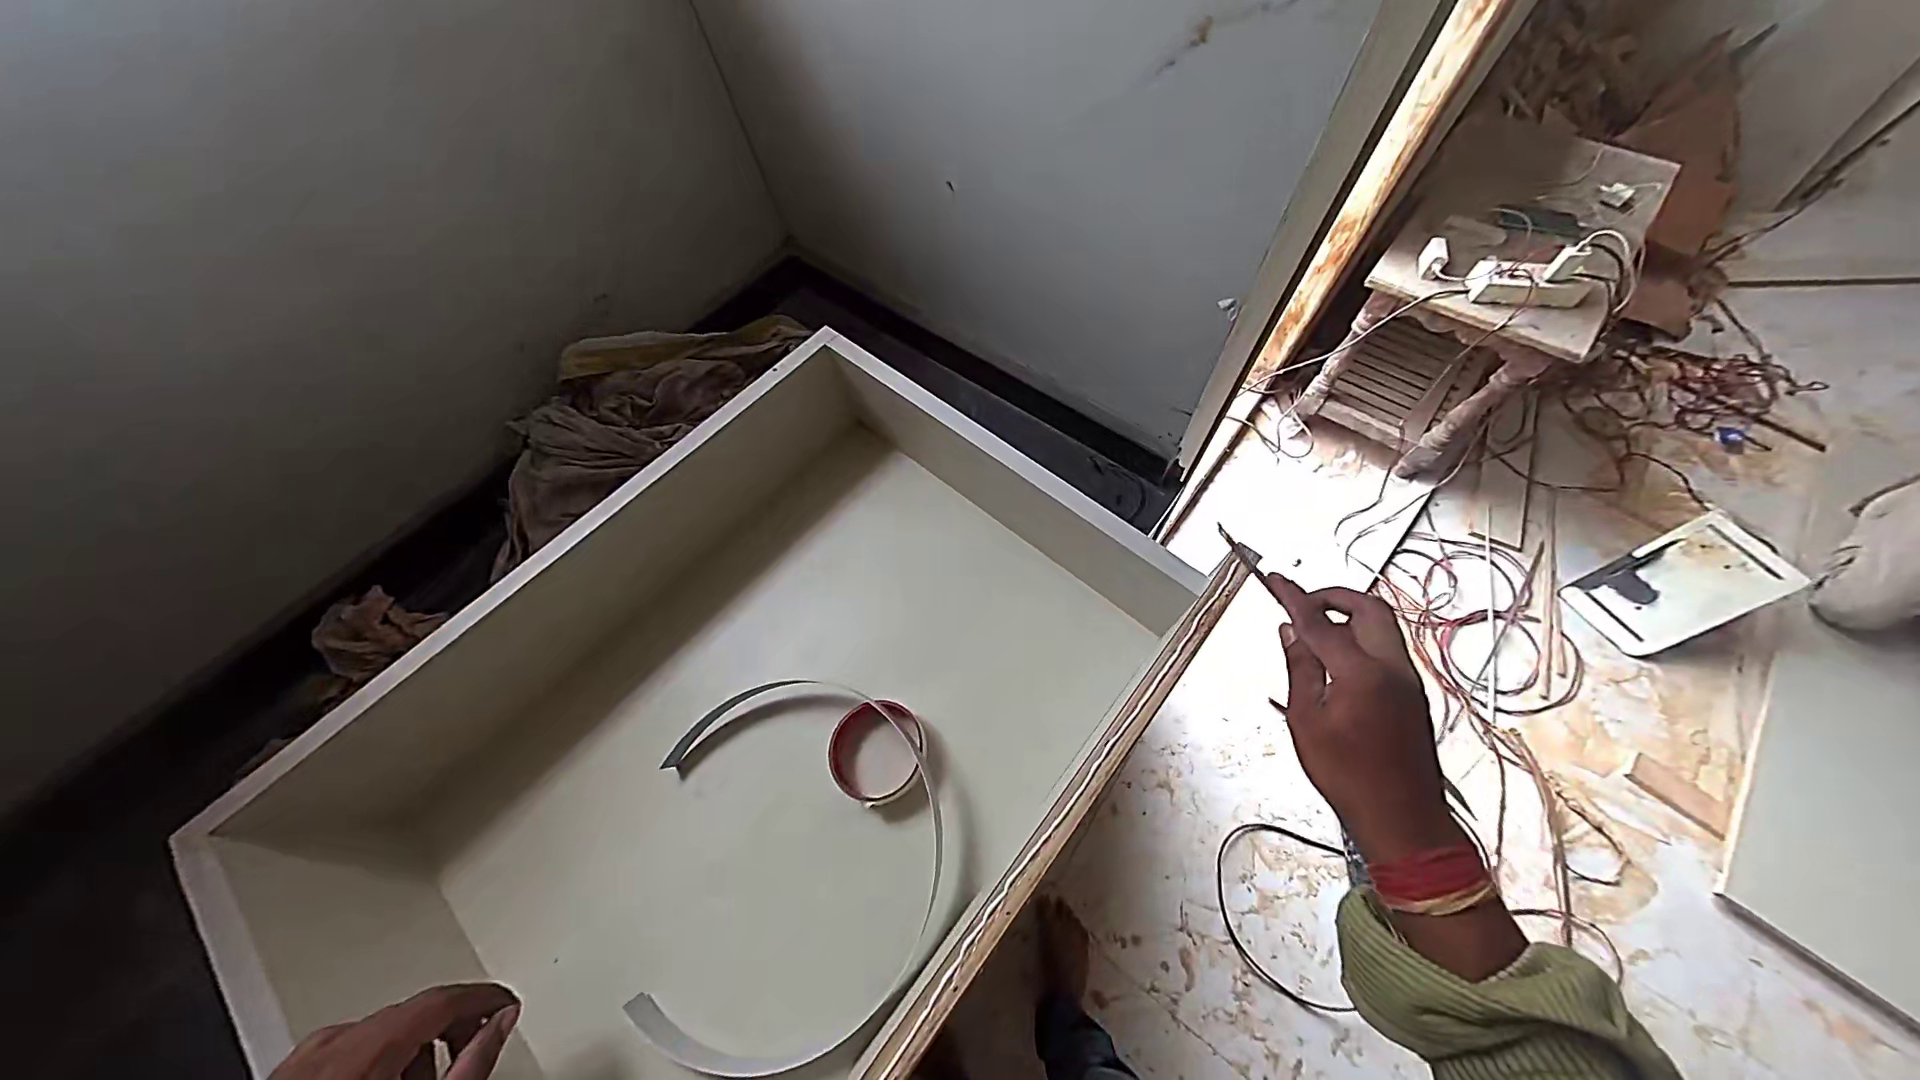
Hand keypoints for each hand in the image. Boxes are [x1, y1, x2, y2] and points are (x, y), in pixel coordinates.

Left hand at [270, 983, 520, 1079]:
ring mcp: (300, 1062)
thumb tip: (502, 1021)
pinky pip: (345, 1051)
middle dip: (452, 1026)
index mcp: (367, 1044)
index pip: (445, 997)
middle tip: (478, 1044)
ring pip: (379, 1032)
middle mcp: (331, 1043)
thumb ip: (470, 1062)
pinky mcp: (283, 1076)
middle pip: (414, 1012)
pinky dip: (376, 1061)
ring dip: (414, 1049)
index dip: (486, 998)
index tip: (506, 1005)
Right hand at [1266, 575, 1461, 862]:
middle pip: (1368, 607)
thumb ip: (1299, 667)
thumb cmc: (1349, 776)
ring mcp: (1409, 680)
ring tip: (1313, 632)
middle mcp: (1394, 669)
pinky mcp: (1413, 693)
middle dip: (1333, 596)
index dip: (1293, 597)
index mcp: (1363, 673)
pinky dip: (1359, 639)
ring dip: (1347, 617)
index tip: (1277, 581)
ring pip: (1381, 626)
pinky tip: (1334, 659)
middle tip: (1302, 602)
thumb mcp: (1306, 719)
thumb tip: (1290, 633)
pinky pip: (1386, 649)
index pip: (1319, 621)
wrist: (1401, 817)